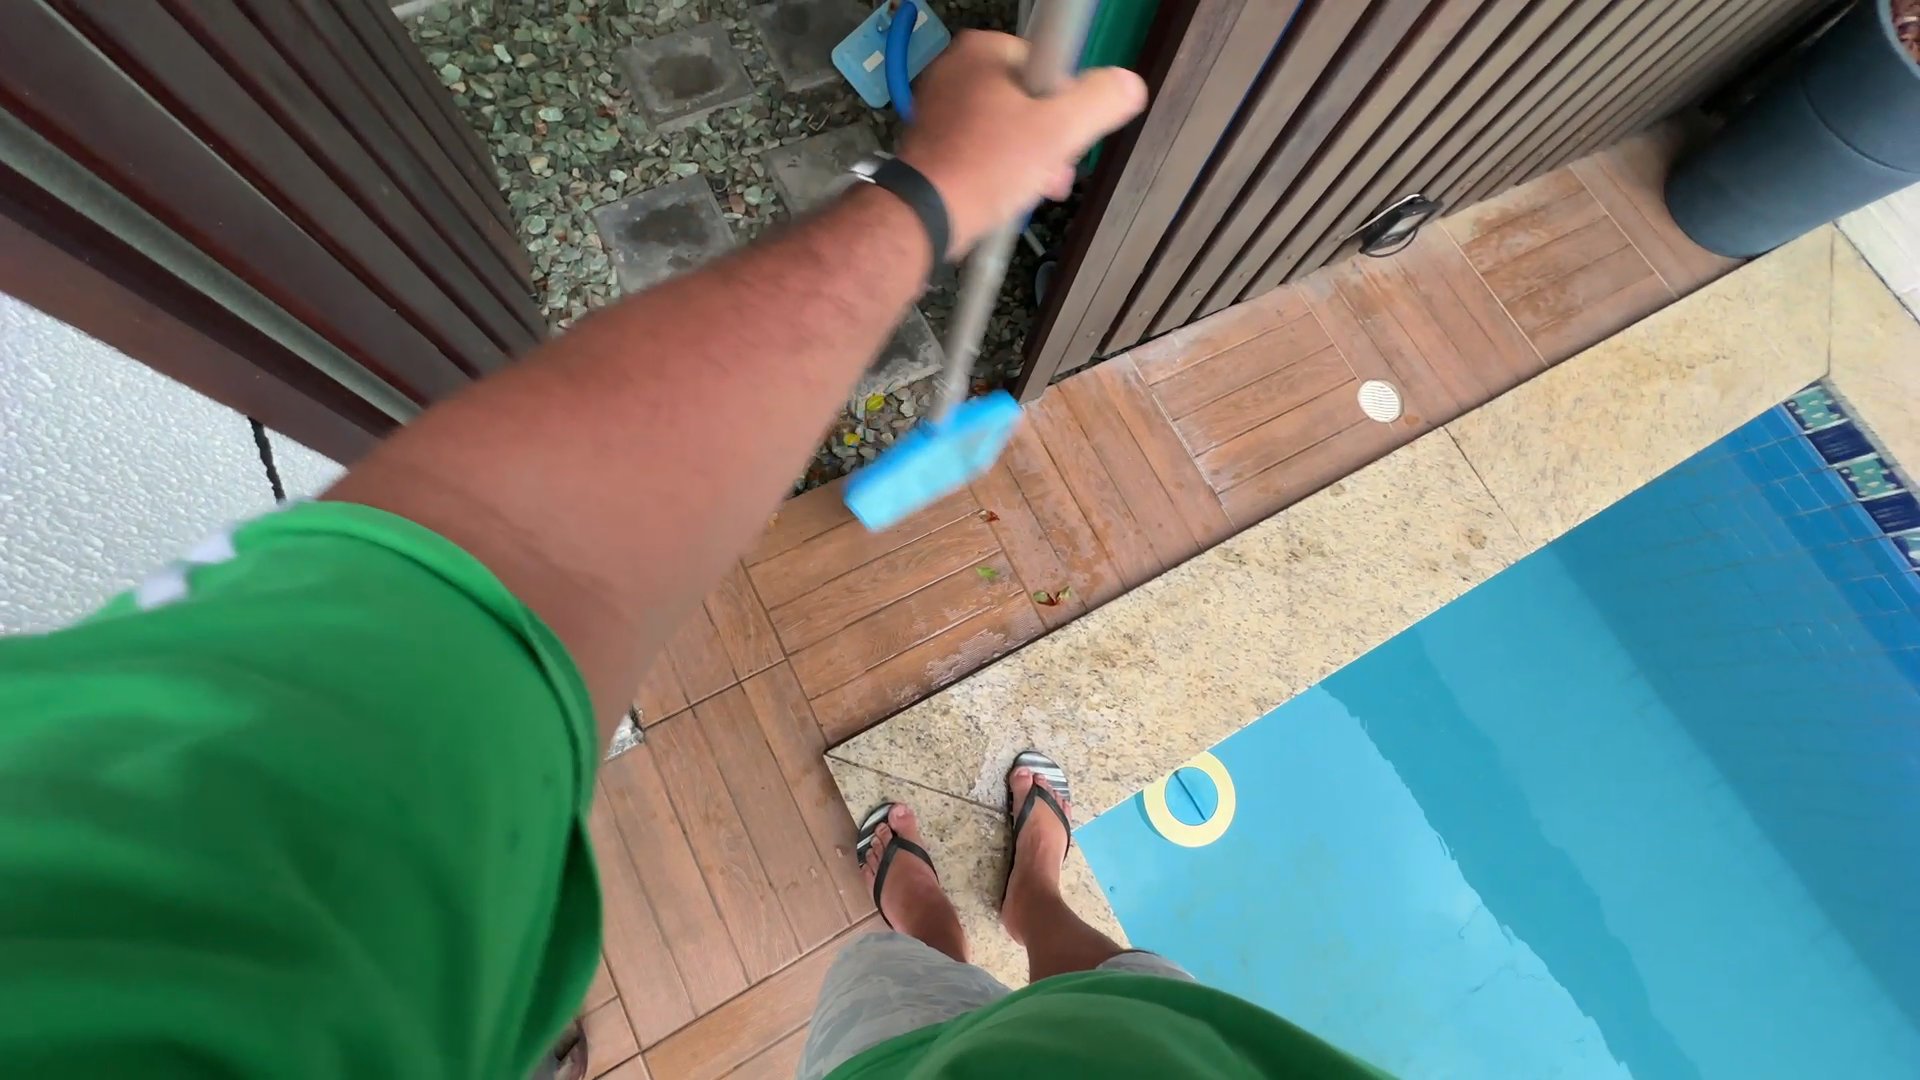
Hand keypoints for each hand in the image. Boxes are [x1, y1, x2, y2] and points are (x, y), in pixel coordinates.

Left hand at [895, 31, 1148, 258]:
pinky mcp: (933, 146)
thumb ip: (1099, 102)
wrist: (926, 218)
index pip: (1049, 65)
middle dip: (1047, 142)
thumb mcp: (1058, 132)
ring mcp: (941, 109)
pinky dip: (997, 172)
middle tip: (1053, 174)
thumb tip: (1127, 86)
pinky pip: (980, 151)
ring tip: (1031, 190)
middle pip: (1027, 101)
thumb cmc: (983, 172)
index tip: (1069, 138)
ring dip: (1027, 162)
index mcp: (983, 50)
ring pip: (1004, 130)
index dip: (1067, 106)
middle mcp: (956, 71)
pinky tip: (1004, 196)